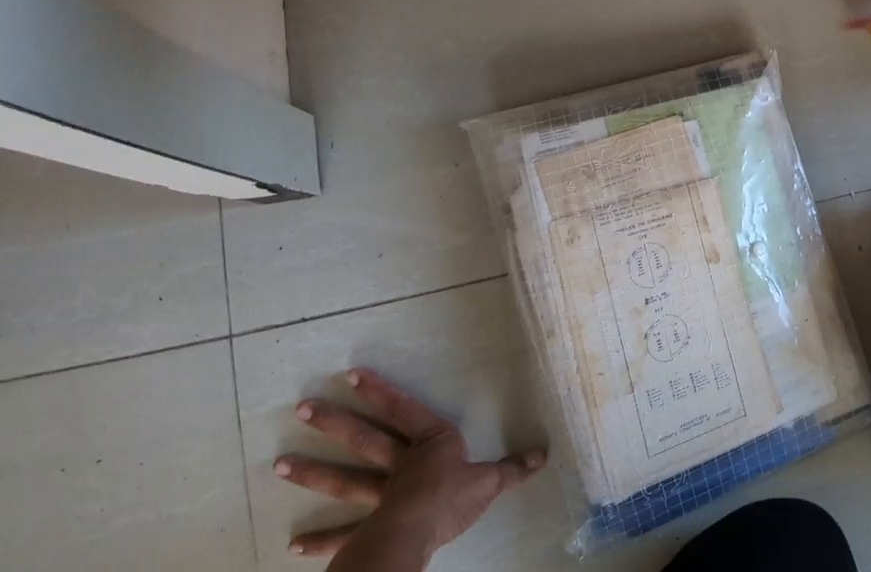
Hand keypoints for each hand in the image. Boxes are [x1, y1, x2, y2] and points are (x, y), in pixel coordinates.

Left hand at [274, 369, 543, 563]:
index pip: (406, 411)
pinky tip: (294, 544)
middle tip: (303, 408)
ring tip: (278, 466)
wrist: (416, 536)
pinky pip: (343, 532)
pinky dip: (320, 539)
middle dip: (336, 423)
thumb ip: (514, 468)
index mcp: (432, 445)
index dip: (381, 392)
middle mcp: (402, 465)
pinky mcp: (369, 528)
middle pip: (367, 440)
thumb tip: (544, 454)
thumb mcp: (492, 481)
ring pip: (345, 480)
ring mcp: (381, 496)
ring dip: (312, 473)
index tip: (351, 374)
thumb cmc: (452, 499)